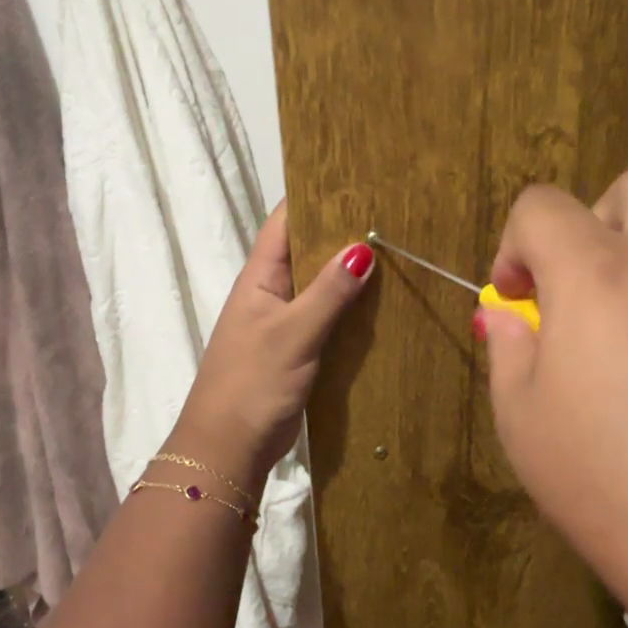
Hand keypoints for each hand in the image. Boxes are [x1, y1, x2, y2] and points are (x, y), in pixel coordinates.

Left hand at [174, 204, 372, 486]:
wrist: (229, 447)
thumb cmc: (252, 383)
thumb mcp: (293, 333)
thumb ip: (327, 292)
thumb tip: (363, 247)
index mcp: (259, 278)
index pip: (286, 221)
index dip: (315, 196)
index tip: (357, 180)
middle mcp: (270, 293)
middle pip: (307, 251)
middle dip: (343, 233)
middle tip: (392, 216)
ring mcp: (283, 323)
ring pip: (320, 286)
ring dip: (350, 274)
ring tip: (398, 254)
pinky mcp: (296, 351)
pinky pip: (326, 319)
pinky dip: (349, 310)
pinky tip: (382, 307)